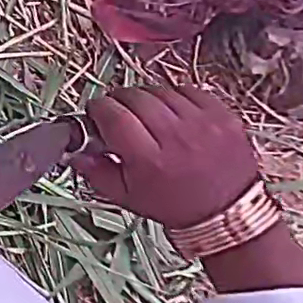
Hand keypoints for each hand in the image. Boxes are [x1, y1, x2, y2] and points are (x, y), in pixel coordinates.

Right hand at [69, 87, 259, 228]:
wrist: (229, 213)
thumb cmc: (176, 205)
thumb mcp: (125, 195)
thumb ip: (93, 171)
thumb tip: (73, 151)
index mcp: (148, 158)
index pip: (112, 113)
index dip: (98, 108)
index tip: (95, 113)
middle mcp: (176, 137)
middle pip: (133, 96)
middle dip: (118, 101)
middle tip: (118, 114)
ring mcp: (203, 124)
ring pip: (158, 90)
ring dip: (145, 98)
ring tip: (146, 115)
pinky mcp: (223, 116)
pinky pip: (187, 90)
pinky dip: (173, 97)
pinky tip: (171, 113)